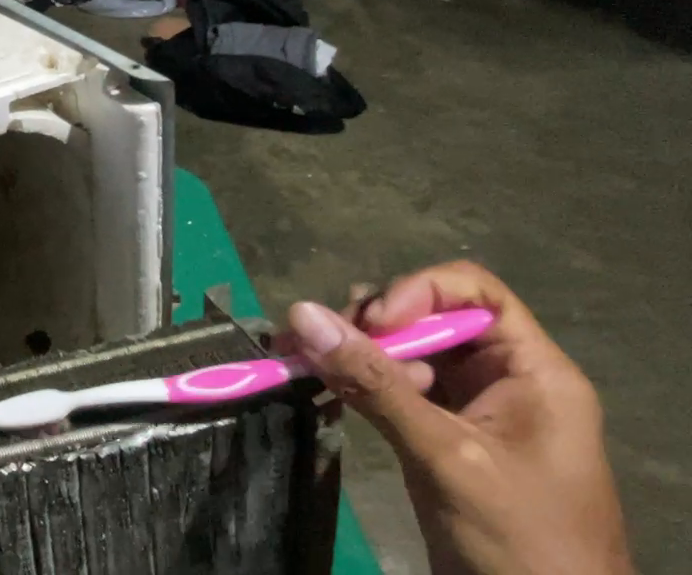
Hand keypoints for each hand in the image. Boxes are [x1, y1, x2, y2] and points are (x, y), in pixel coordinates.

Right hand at [284, 261, 630, 574]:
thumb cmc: (521, 539)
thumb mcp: (447, 456)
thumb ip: (375, 383)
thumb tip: (300, 312)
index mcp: (531, 373)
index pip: (472, 292)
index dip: (417, 292)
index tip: (374, 326)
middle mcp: (498, 376)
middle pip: (424, 313)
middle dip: (368, 322)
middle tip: (321, 346)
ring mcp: (463, 403)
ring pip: (397, 344)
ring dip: (347, 346)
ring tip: (302, 360)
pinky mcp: (432, 428)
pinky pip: (384, 380)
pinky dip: (346, 374)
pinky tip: (313, 379)